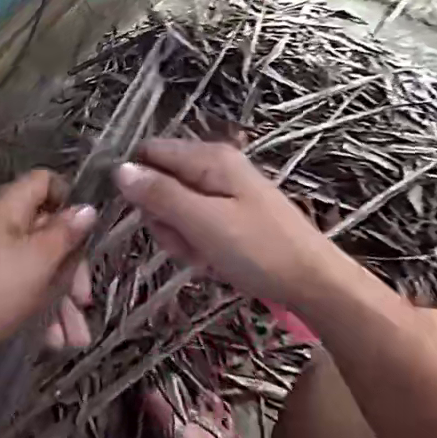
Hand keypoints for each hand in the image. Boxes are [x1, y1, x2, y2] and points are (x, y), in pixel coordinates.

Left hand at [0, 170, 96, 365]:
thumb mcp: (39, 259)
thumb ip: (66, 232)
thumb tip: (87, 208)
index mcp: (9, 203)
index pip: (46, 181)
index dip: (70, 200)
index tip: (89, 231)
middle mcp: (2, 221)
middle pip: (49, 228)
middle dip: (72, 266)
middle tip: (84, 298)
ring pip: (41, 264)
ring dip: (61, 299)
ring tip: (76, 338)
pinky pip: (25, 285)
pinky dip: (41, 309)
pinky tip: (54, 340)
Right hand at [113, 138, 347, 306]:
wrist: (317, 285)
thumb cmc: (259, 250)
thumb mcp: (203, 222)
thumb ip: (159, 194)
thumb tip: (119, 169)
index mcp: (209, 157)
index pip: (150, 152)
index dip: (136, 180)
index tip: (141, 213)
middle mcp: (215, 165)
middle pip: (161, 182)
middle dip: (162, 216)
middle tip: (183, 241)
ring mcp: (225, 190)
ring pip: (175, 207)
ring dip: (179, 235)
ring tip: (203, 254)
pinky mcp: (232, 213)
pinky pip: (196, 222)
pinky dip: (197, 243)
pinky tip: (213, 259)